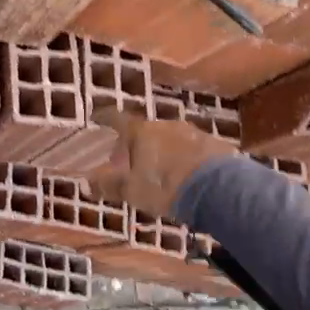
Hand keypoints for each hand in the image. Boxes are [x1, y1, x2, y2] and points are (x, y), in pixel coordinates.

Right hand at [86, 108, 238, 218]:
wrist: (223, 190)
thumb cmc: (166, 187)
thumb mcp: (132, 191)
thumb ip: (108, 185)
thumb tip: (87, 182)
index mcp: (140, 131)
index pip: (116, 118)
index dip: (104, 118)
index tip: (96, 119)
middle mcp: (165, 125)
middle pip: (145, 130)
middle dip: (136, 144)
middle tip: (131, 162)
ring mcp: (193, 132)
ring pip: (170, 139)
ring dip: (163, 151)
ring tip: (162, 172)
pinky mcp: (216, 145)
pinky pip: (193, 149)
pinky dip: (185, 159)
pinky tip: (187, 176)